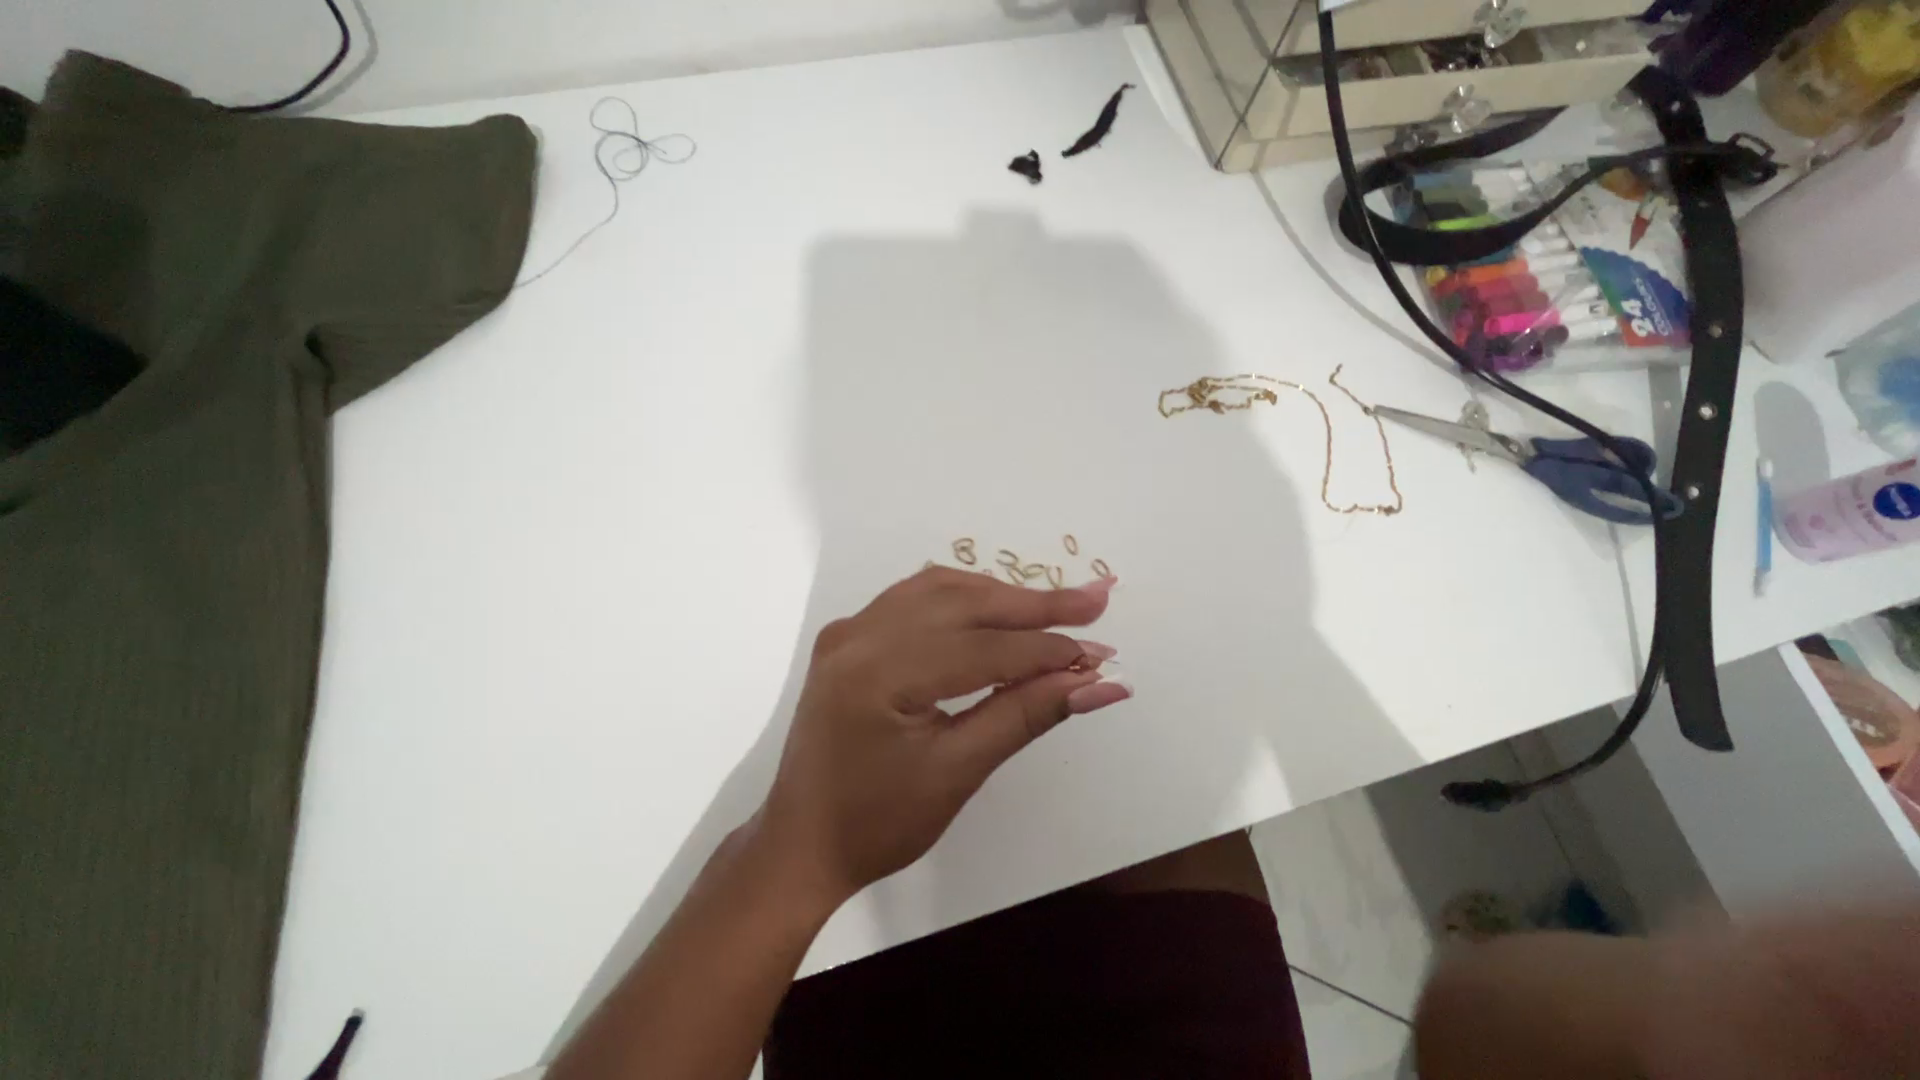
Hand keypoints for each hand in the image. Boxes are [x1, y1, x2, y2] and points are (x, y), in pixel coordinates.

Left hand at [753, 567, 1127, 907]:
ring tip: (1057, 606)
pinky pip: (913, 600)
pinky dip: (962, 600)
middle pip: (961, 603)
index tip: (1103, 653)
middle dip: (1032, 605)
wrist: (802, 843)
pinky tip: (996, 609)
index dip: (1047, 649)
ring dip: (999, 596)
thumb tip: (1099, 684)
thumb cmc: (878, 824)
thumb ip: (1026, 715)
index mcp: (878, 672)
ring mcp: (848, 632)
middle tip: (1096, 602)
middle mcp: (858, 635)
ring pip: (938, 590)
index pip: (982, 648)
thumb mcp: (957, 772)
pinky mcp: (848, 639)